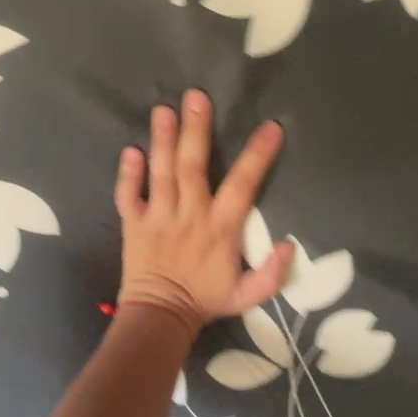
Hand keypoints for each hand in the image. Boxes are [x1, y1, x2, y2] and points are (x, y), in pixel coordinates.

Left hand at [114, 89, 291, 333]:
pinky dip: (127, 175)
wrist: (160, 318)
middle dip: (196, 131)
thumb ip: (272, 274)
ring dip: (162, 141)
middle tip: (196, 97)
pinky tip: (130, 151)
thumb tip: (290, 244)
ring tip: (163, 110)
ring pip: (161, 174)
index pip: (243, 185)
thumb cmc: (206, 302)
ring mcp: (158, 217)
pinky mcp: (133, 224)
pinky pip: (128, 196)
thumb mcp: (248, 296)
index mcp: (220, 229)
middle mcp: (189, 215)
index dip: (258, 156)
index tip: (272, 127)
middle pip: (193, 167)